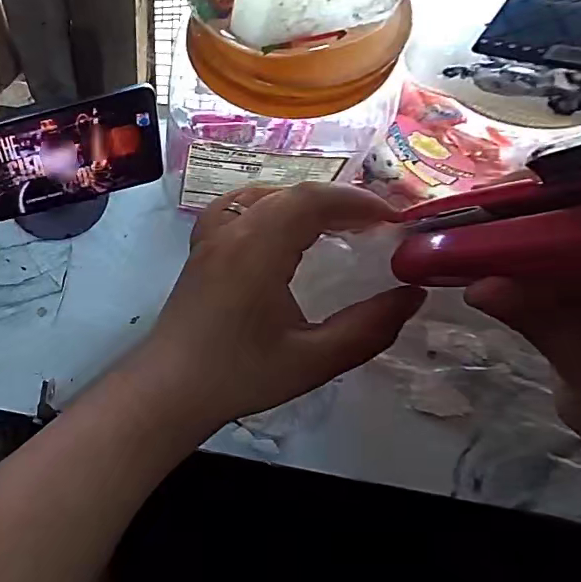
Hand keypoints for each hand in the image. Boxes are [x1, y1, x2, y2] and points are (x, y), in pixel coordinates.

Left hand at [127, 183, 425, 431]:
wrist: (169, 387)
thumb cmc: (239, 375)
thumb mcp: (313, 360)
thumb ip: (368, 327)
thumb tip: (411, 295)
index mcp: (255, 250)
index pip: (310, 200)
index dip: (357, 201)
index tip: (393, 221)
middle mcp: (229, 233)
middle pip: (288, 194)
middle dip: (337, 201)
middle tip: (375, 226)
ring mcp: (208, 240)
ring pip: (259, 197)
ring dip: (302, 202)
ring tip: (336, 225)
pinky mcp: (199, 252)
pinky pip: (235, 210)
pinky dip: (268, 208)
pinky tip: (281, 231)